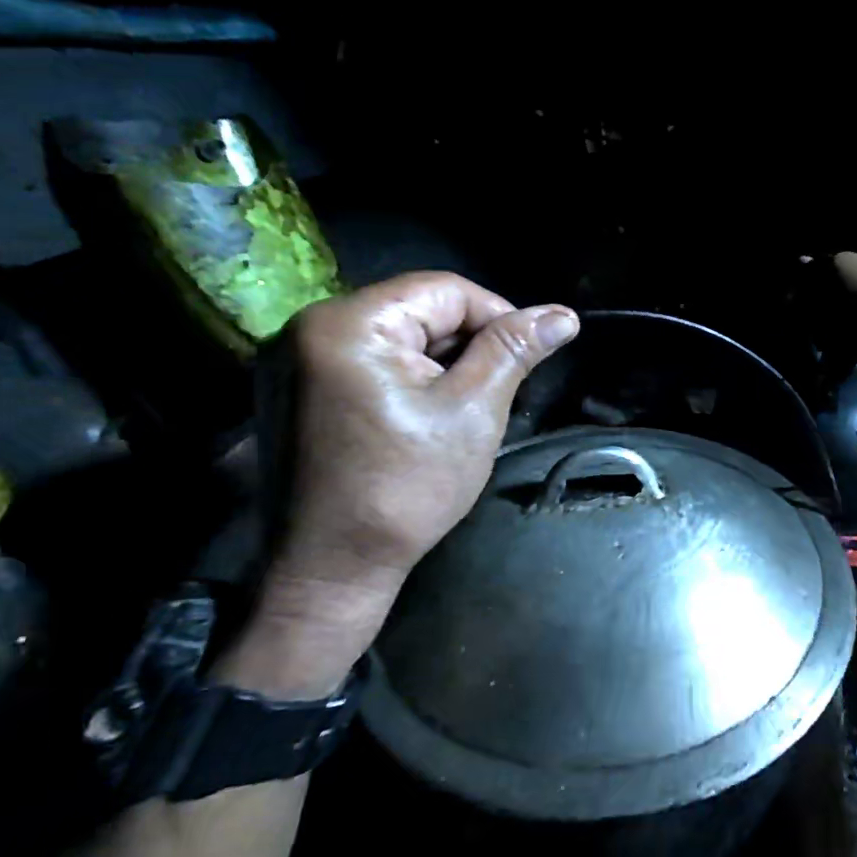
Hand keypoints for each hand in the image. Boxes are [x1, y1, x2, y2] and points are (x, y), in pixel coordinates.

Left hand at [216, 272, 578, 696]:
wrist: (333, 567)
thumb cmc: (408, 488)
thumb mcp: (474, 412)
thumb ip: (514, 351)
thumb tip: (565, 315)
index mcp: (348, 323)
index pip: (444, 290)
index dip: (498, 317)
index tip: (526, 359)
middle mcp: (307, 328)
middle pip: (416, 310)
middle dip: (467, 345)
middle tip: (496, 393)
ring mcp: (292, 361)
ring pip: (394, 338)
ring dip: (440, 363)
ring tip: (462, 409)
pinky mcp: (292, 391)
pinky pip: (366, 363)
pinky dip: (406, 378)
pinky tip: (422, 419)